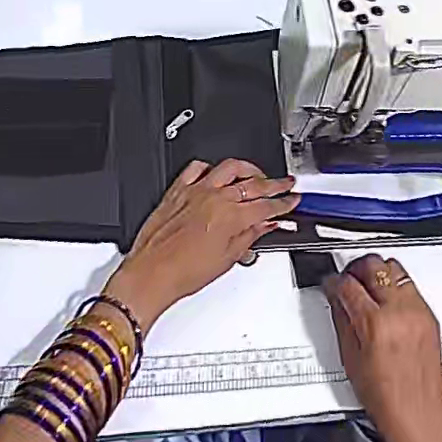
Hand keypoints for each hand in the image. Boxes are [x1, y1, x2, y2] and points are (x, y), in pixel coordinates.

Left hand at [103, 159, 296, 332]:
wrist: (150, 275)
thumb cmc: (182, 273)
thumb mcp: (227, 259)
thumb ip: (250, 236)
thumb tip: (265, 225)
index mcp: (231, 217)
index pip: (267, 205)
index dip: (284, 203)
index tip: (292, 200)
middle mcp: (215, 199)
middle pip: (254, 183)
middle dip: (275, 183)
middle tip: (285, 184)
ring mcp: (196, 191)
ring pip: (230, 167)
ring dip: (248, 168)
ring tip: (256, 173)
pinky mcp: (178, 190)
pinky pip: (197, 168)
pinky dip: (210, 168)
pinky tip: (216, 173)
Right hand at [324, 255, 441, 441]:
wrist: (417, 413)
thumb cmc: (385, 396)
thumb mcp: (350, 358)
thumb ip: (342, 319)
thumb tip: (336, 296)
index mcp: (375, 324)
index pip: (349, 284)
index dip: (335, 281)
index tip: (331, 283)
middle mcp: (399, 312)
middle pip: (374, 265)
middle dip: (356, 268)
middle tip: (348, 278)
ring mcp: (417, 311)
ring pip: (394, 268)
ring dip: (378, 272)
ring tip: (368, 286)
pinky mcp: (429, 314)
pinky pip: (410, 285)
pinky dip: (395, 286)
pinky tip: (387, 301)